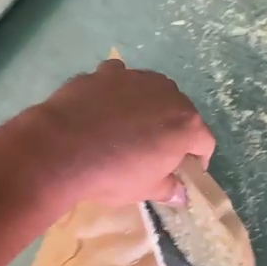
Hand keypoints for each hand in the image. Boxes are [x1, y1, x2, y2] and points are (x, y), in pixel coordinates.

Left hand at [20, 59, 215, 206]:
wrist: (61, 149)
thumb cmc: (113, 174)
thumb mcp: (145, 190)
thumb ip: (169, 188)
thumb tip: (180, 193)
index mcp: (186, 124)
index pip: (204, 141)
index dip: (198, 159)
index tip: (185, 171)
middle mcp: (167, 93)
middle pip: (180, 112)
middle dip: (173, 131)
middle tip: (155, 151)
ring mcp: (136, 78)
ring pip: (151, 92)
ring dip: (147, 108)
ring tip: (127, 128)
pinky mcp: (105, 72)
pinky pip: (120, 80)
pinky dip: (117, 92)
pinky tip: (103, 107)